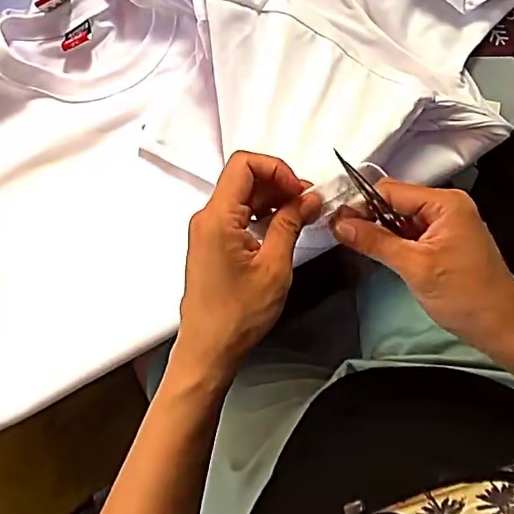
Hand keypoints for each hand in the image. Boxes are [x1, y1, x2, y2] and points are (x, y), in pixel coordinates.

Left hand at [175, 151, 322, 379]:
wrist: (208, 348)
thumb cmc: (235, 316)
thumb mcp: (274, 267)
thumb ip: (290, 224)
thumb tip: (306, 199)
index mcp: (217, 218)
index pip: (244, 165)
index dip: (276, 168)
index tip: (299, 188)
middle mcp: (206, 218)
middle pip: (243, 177)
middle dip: (278, 182)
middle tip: (306, 201)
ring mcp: (207, 230)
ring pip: (241, 195)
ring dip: (272, 198)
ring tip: (300, 214)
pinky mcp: (211, 242)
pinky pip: (237, 214)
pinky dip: (261, 213)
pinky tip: (282, 227)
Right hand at [331, 179, 513, 360]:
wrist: (506, 330)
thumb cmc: (467, 296)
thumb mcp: (415, 267)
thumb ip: (375, 241)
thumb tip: (339, 224)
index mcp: (446, 202)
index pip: (390, 191)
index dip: (360, 204)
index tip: (335, 220)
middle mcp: (447, 206)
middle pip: (393, 201)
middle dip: (367, 216)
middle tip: (340, 233)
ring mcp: (446, 224)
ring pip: (398, 218)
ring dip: (378, 230)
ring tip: (354, 243)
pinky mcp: (443, 242)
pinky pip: (409, 232)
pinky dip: (392, 241)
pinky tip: (377, 252)